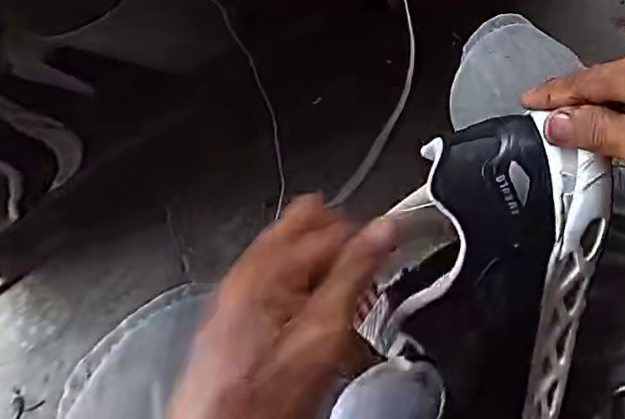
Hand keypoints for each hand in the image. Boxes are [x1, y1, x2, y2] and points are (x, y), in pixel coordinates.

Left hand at [168, 195, 398, 418]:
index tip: (386, 261)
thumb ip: (357, 270)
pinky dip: (306, 289)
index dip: (369, 241)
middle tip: (361, 279)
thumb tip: (386, 227)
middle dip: (344, 246)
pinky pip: (283, 279)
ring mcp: (238, 294)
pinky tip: (315, 322)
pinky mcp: (237, 317)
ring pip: (299, 252)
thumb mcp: (324, 332)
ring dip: (327, 269)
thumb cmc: (262, 401)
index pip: (338, 224)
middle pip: (312, 224)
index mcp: (267, 266)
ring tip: (341, 306)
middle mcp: (248, 271)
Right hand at [521, 45, 624, 187]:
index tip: (530, 99)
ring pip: (622, 85)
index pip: (583, 81)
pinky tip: (621, 120)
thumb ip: (596, 130)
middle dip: (575, 99)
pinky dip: (623, 103)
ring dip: (601, 104)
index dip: (553, 94)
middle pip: (601, 80)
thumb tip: (558, 121)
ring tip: (580, 124)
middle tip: (549, 117)